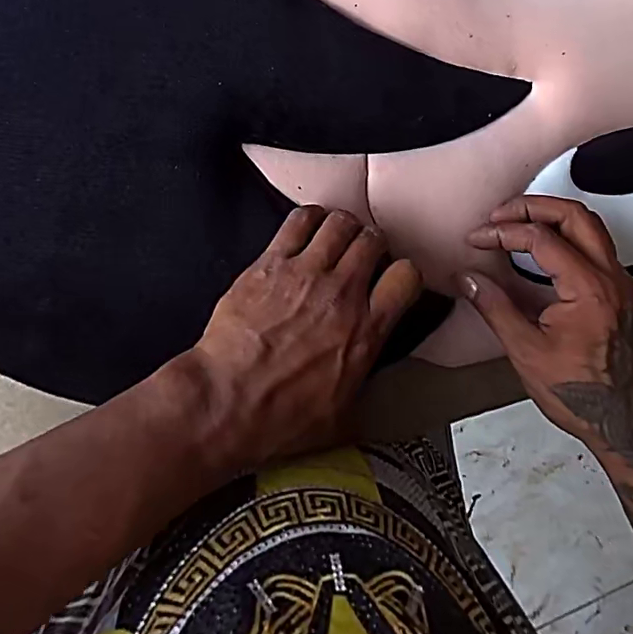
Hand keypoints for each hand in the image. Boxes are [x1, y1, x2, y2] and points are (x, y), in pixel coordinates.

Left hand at [174, 206, 421, 474]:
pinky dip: (308, 218)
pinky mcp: (270, 264)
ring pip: (340, 223)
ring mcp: (305, 274)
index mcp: (366, 331)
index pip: (406, 277)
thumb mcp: (342, 415)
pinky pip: (299, 221)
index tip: (393, 277)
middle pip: (373, 240)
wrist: (226, 402)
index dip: (403, 272)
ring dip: (342, 227)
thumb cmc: (278, 416)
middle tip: (362, 252)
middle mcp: (341, 294)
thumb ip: (362, 387)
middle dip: (371, 243)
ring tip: (335, 236)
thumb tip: (367, 390)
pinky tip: (306, 227)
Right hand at [458, 196, 632, 450]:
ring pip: (589, 225)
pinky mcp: (619, 292)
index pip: (541, 238)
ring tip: (517, 221)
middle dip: (532, 206)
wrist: (625, 423)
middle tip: (500, 213)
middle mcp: (611, 279)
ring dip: (551, 215)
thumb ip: (495, 307)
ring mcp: (619, 284)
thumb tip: (469, 279)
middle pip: (574, 215)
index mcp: (589, 290)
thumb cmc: (583, 393)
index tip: (479, 239)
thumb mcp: (526, 351)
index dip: (503, 232)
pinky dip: (565, 234)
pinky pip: (595, 244)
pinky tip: (542, 248)